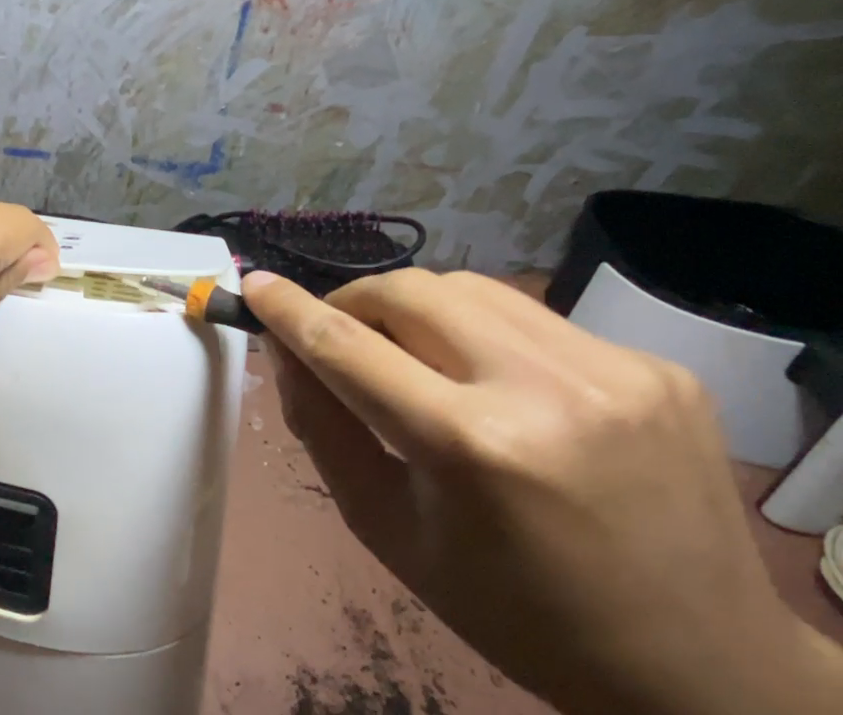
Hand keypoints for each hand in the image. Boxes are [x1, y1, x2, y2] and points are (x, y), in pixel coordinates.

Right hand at [245, 268, 842, 714]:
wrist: (692, 661)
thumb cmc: (510, 608)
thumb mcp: (388, 529)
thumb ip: (323, 428)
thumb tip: (283, 351)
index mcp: (471, 447)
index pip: (349, 347)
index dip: (290, 310)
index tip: (253, 286)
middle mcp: (545, 389)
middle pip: (410, 292)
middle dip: (355, 304)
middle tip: (339, 338)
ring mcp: (615, 370)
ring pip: (471, 289)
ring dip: (417, 311)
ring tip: (414, 358)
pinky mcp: (656, 368)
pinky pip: (534, 319)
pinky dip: (486, 337)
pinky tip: (497, 387)